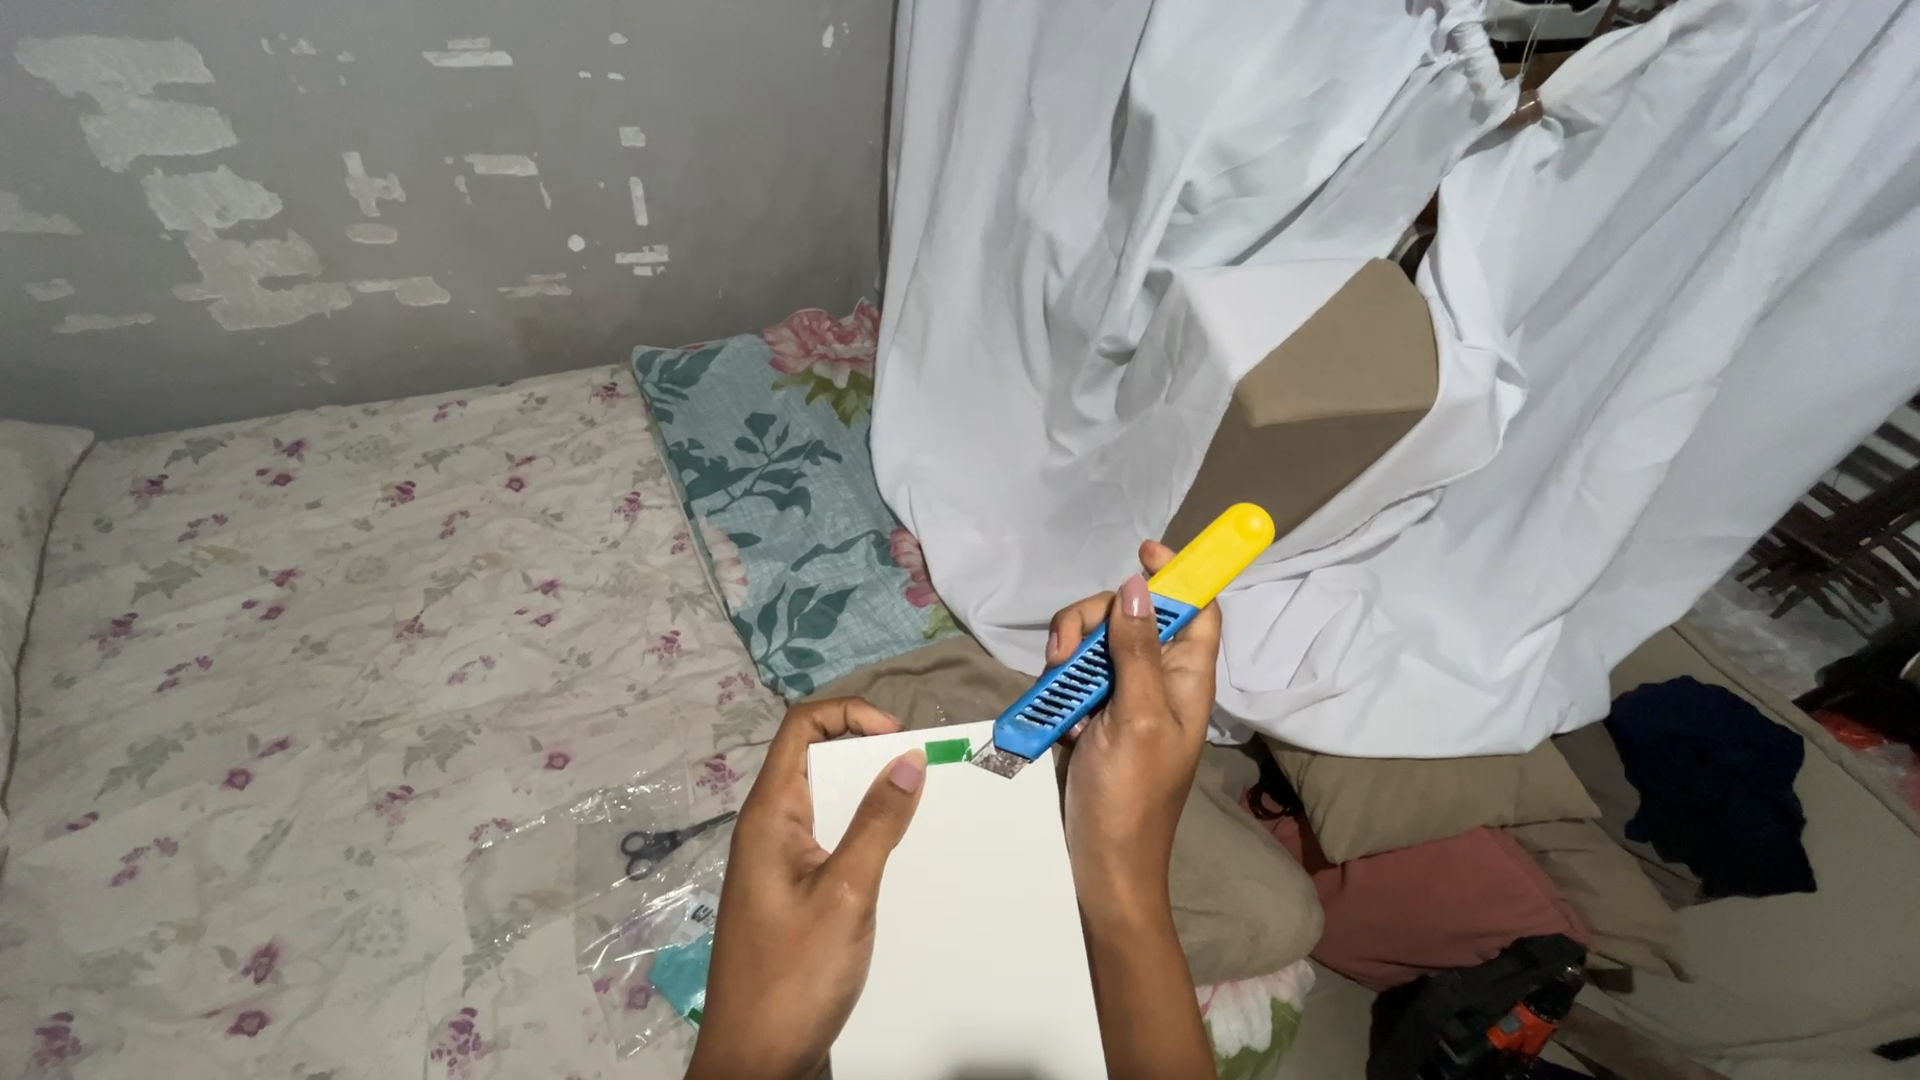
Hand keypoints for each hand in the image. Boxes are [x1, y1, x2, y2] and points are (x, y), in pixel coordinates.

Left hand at [687, 698, 927, 1079]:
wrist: (754, 1065)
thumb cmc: (793, 975)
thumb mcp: (846, 893)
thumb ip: (878, 823)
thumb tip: (909, 759)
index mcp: (770, 813)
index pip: (802, 727)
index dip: (850, 715)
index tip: (897, 737)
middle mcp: (770, 826)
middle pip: (816, 757)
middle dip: (868, 751)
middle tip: (918, 770)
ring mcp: (779, 859)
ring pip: (826, 799)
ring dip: (869, 793)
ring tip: (915, 806)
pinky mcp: (792, 889)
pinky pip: (829, 837)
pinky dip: (863, 829)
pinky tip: (894, 851)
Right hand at [1047, 541, 1220, 928]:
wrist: (1100, 860)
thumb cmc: (1131, 795)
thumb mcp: (1136, 717)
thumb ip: (1137, 650)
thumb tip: (1138, 585)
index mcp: (1186, 678)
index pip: (1199, 610)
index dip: (1180, 576)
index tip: (1144, 551)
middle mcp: (1157, 678)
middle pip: (1133, 614)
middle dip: (1095, 617)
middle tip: (1067, 650)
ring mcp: (1122, 694)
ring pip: (1096, 639)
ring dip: (1070, 650)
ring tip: (1054, 683)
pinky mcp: (1093, 710)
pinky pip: (1075, 672)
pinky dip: (1059, 677)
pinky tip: (1052, 700)